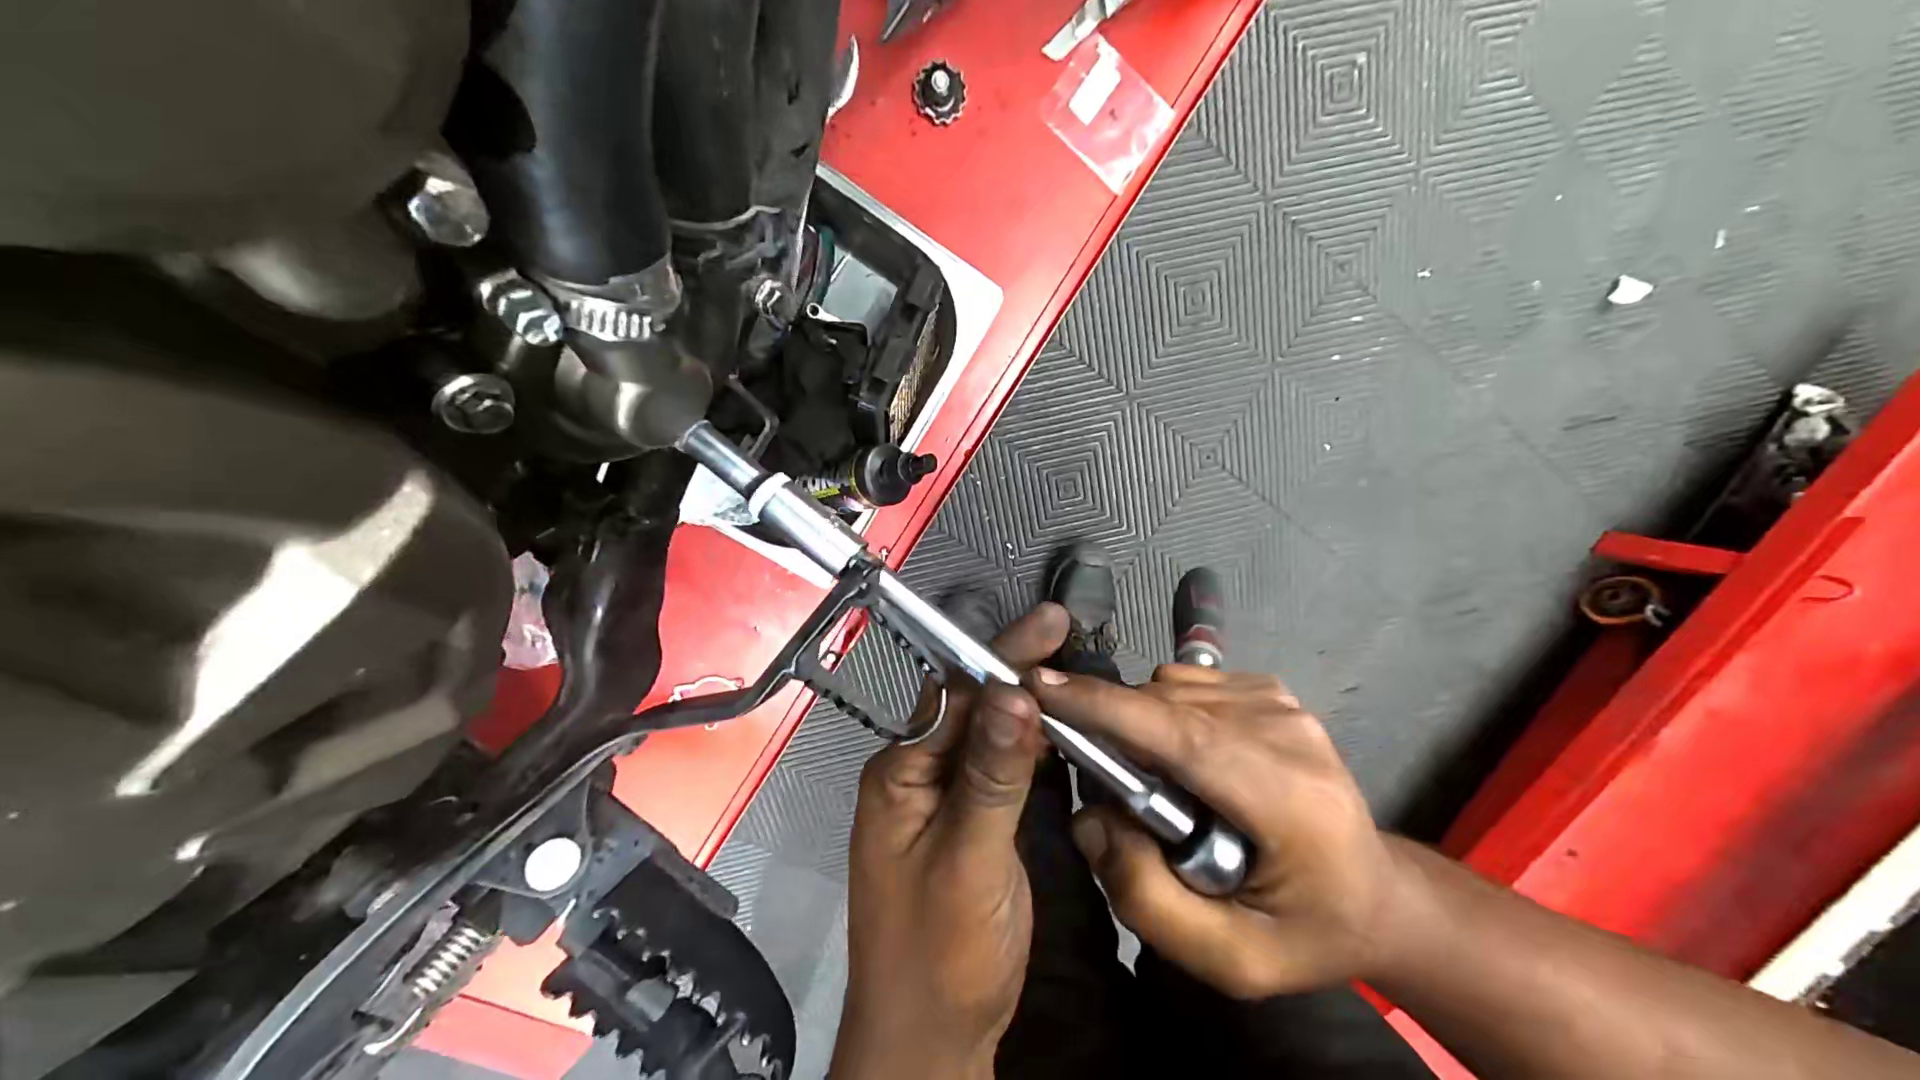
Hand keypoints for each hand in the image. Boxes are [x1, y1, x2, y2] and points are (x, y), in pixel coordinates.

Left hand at [831, 604, 1068, 1079]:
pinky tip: (1058, 729)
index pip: (956, 696)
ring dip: (1026, 704)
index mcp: (900, 773)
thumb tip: (1015, 693)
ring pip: (988, 735)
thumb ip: (992, 775)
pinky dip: (1029, 745)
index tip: (1051, 623)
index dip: (1003, 657)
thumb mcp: (969, 859)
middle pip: (971, 707)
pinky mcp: (971, 821)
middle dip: (1017, 670)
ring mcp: (944, 798)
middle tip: (1066, 634)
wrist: (931, 1037)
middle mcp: (917, 774)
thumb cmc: (941, 953)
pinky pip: (999, 767)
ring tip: (1070, 671)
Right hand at [1028, 663, 1412, 998]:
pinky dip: (1163, 713)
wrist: (1376, 895)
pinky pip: (1186, 684)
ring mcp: (1284, 704)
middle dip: (1113, 732)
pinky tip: (1185, 759)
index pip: (1183, 736)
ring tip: (1159, 784)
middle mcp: (1289, 734)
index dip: (1106, 708)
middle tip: (1111, 791)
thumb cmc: (1305, 932)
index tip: (1040, 686)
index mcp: (1290, 800)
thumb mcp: (1230, 958)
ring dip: (1139, 725)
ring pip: (1170, 689)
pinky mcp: (1272, 691)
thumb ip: (1147, 898)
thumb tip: (1091, 820)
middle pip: (1165, 709)